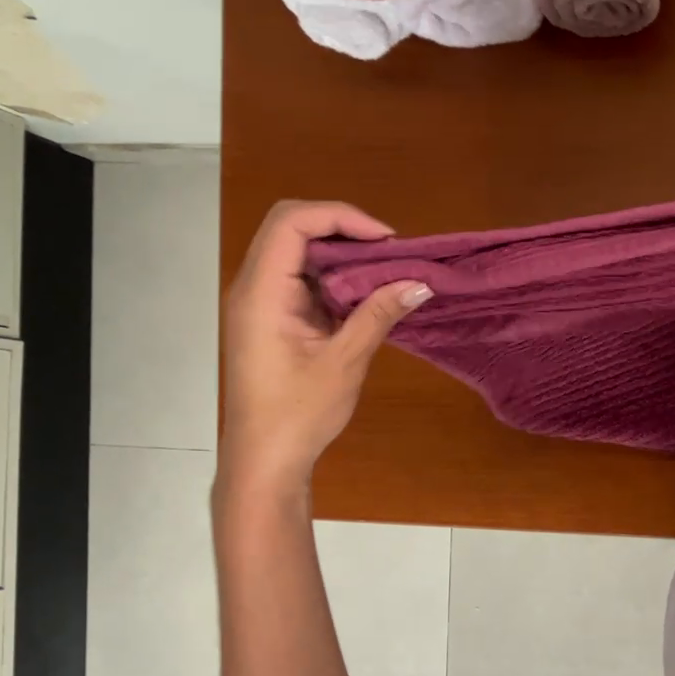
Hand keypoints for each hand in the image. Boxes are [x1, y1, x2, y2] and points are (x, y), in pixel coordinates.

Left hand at [220, 201, 429, 488]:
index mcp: (262, 292)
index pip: (292, 223)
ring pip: (300, 254)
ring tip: (388, 271)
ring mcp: (263, 302)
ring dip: (344, 256)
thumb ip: (378, 316)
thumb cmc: (299, 414)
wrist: (265, 458)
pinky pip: (305, 281)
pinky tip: (370, 295)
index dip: (340, 217)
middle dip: (345, 231)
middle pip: (293, 229)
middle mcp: (255, 287)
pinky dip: (338, 279)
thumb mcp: (344, 363)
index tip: (387, 240)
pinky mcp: (275, 319)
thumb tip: (419, 283)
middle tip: (392, 253)